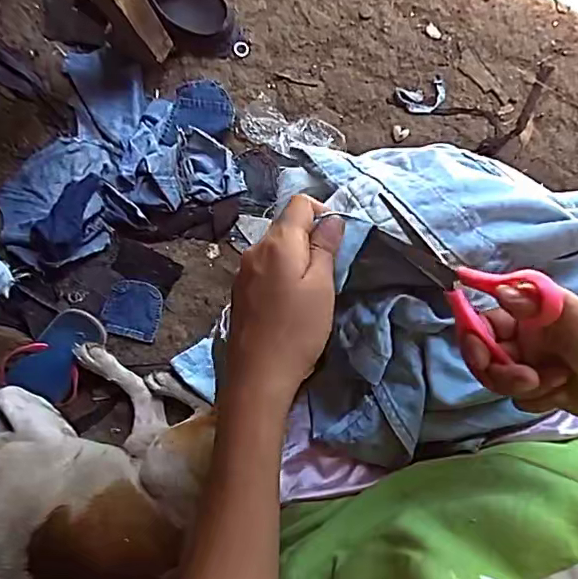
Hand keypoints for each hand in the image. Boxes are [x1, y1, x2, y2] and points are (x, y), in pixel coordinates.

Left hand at [225, 194, 343, 408]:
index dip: (323, 213)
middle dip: (310, 239)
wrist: (259, 375)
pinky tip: (289, 303)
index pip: (300, 203)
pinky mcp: (240, 292)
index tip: (338, 242)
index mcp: (277, 243)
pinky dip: (281, 274)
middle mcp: (254, 249)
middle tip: (328, 272)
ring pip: (275, 249)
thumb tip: (332, 220)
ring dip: (296, 259)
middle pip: (286, 226)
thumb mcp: (322, 288)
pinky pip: (265, 268)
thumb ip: (325, 249)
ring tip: (310, 291)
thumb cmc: (298, 331)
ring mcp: (243, 271)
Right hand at [458, 284, 577, 431]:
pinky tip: (562, 394)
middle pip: (487, 352)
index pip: (488, 318)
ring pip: (500, 378)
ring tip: (555, 383)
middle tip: (525, 378)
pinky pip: (518, 397)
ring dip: (523, 385)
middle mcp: (529, 336)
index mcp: (535, 312)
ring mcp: (533, 364)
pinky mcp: (540, 389)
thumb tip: (500, 289)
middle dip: (500, 369)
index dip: (475, 333)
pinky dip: (538, 399)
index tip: (479, 350)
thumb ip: (537, 302)